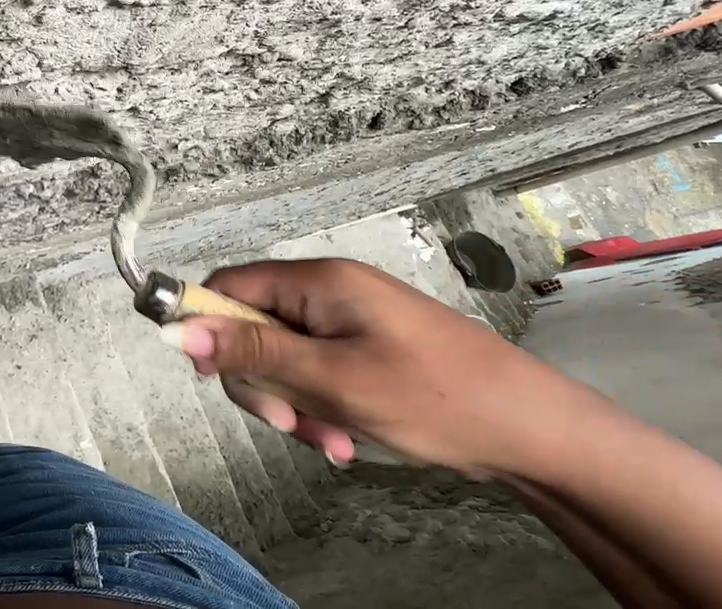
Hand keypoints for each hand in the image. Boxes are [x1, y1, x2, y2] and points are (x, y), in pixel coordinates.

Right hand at [159, 258, 582, 476]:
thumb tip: (175, 330)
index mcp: (318, 282)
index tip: (210, 375)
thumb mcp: (333, 379)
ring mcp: (349, 320)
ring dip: (292, 400)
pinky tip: (343, 436)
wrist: (546, 437)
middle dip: (260, 380)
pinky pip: (315, 369)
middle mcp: (328, 291)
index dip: (206, 325)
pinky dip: (318, 403)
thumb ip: (252, 351)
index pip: (228, 286)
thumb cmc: (437, 399)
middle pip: (252, 326)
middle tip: (286, 424)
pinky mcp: (367, 348)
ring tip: (328, 439)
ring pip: (282, 356)